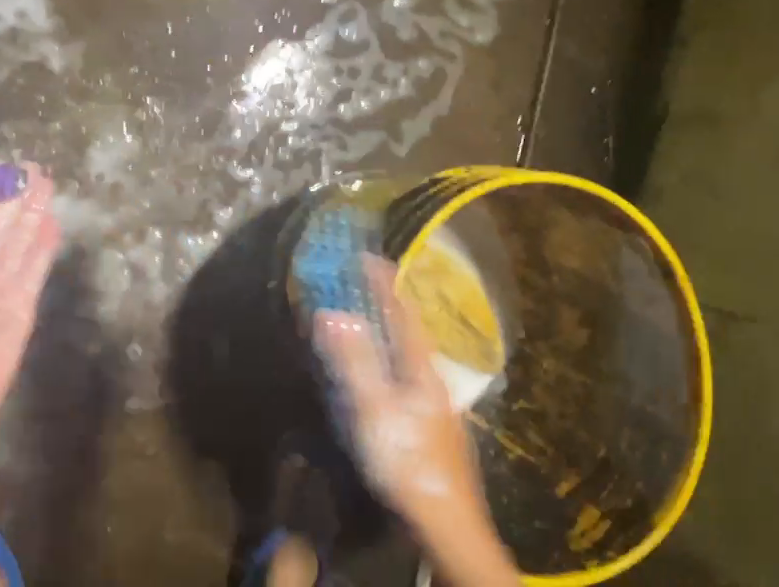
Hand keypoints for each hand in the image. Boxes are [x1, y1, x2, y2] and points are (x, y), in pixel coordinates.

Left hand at [0, 167, 57, 586]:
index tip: (3, 167)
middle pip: (1, 226)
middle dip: (16, 197)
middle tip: (34, 167)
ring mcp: (0, 284)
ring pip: (20, 242)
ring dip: (33, 214)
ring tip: (48, 183)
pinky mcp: (23, 302)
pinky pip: (35, 267)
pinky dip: (44, 246)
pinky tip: (53, 222)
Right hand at [314, 256, 510, 579]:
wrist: (447, 523)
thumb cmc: (408, 461)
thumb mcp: (373, 409)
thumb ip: (352, 360)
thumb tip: (331, 311)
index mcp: (420, 367)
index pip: (401, 311)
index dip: (383, 282)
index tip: (366, 256)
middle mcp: (431, 378)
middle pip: (407, 329)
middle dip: (384, 303)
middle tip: (360, 283)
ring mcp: (434, 403)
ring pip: (407, 354)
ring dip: (385, 331)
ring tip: (364, 319)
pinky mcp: (429, 425)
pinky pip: (404, 375)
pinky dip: (386, 358)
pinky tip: (376, 375)